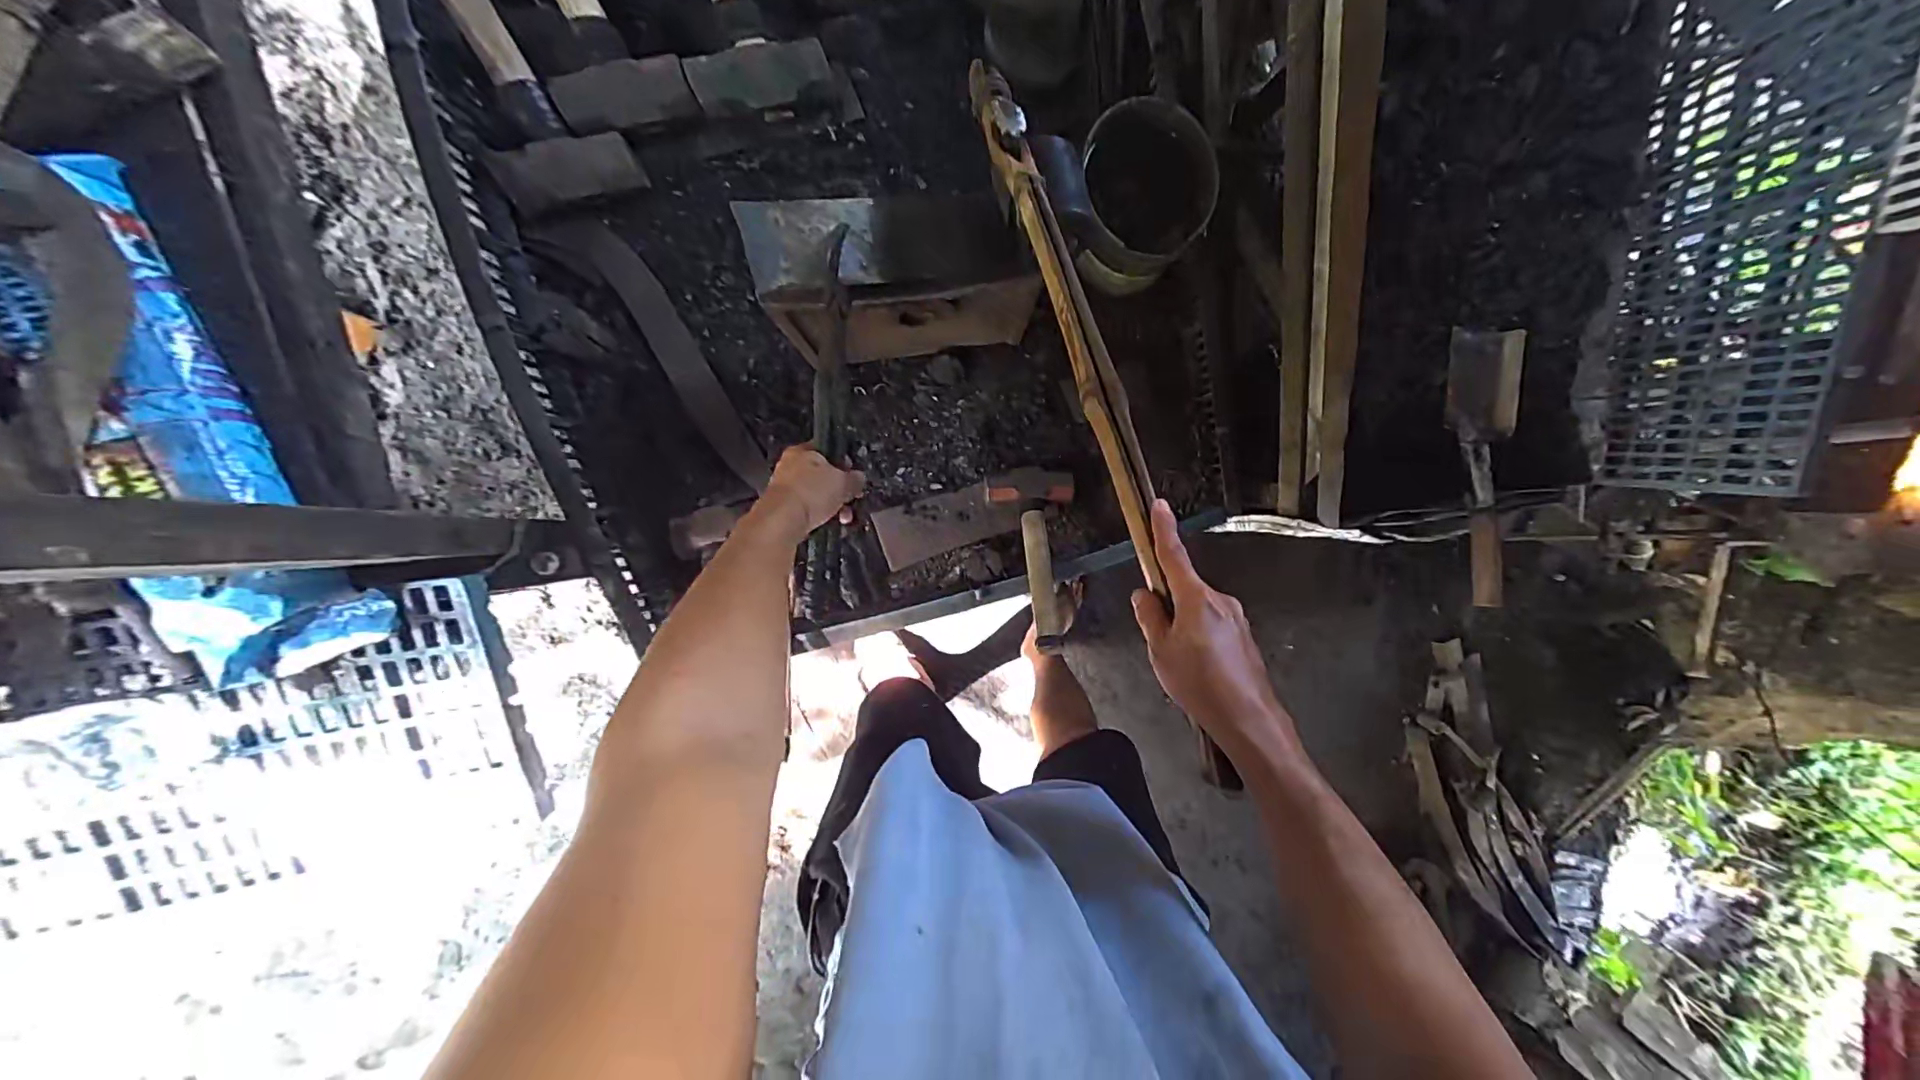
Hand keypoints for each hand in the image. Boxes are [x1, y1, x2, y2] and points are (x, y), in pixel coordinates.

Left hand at [761, 444, 864, 538]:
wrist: (783, 521)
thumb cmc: (809, 493)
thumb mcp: (843, 482)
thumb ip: (854, 478)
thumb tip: (859, 478)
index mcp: (801, 451)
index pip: (827, 452)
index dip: (844, 465)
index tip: (855, 477)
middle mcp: (788, 467)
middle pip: (821, 476)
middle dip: (839, 490)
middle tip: (850, 498)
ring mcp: (784, 489)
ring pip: (815, 495)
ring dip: (831, 506)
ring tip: (843, 516)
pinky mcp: (782, 510)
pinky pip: (806, 511)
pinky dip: (818, 516)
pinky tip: (828, 523)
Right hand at [1131, 500, 1301, 761]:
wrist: (1248, 718)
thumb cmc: (1204, 686)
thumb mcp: (1160, 650)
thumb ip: (1149, 616)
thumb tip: (1144, 597)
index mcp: (1196, 599)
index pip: (1174, 555)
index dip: (1162, 529)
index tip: (1159, 507)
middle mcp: (1220, 602)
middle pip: (1182, 589)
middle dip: (1165, 605)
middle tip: (1157, 637)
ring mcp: (1234, 618)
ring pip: (1195, 610)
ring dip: (1181, 627)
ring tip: (1179, 663)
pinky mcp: (1241, 636)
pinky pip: (1210, 626)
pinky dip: (1197, 639)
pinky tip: (1196, 668)